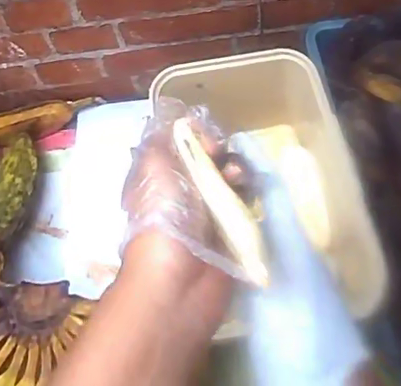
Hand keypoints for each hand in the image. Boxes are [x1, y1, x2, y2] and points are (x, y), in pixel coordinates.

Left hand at [119, 107, 235, 339]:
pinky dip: (247, 188)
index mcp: (161, 177)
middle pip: (209, 157)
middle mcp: (185, 192)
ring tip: (234, 175)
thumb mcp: (152, 164)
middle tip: (218, 152)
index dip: (194, 134)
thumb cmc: (161, 213)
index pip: (184, 145)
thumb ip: (164, 138)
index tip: (200, 137)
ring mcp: (209, 211)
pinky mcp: (232, 228)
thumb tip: (182, 123)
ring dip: (234, 167)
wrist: (179, 277)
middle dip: (217, 149)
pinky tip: (244, 187)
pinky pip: (245, 197)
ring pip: (229, 175)